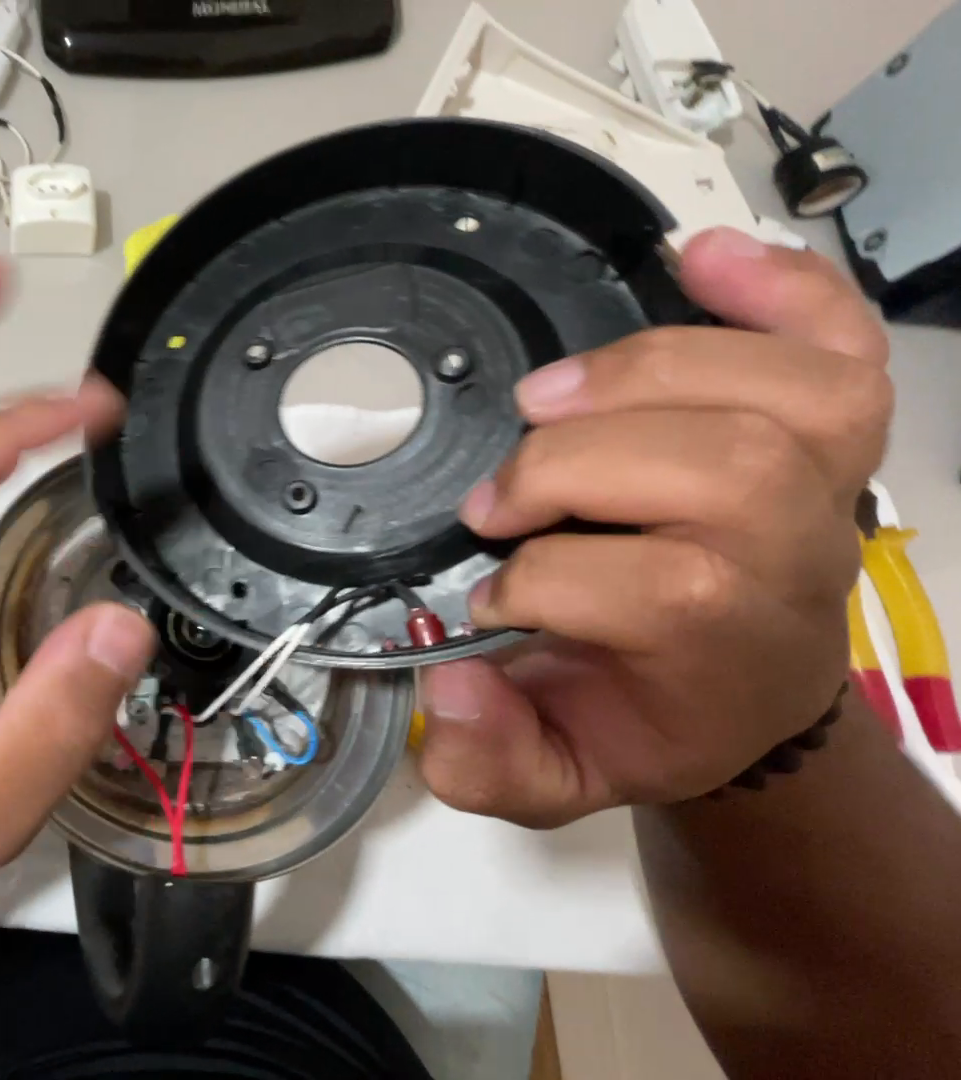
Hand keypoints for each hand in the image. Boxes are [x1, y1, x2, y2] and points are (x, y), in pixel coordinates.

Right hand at [418, 228, 892, 827]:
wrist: (735, 697)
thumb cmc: (635, 723)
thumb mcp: (552, 778)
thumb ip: (488, 763)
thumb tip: (451, 680)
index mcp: (722, 654)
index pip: (657, 590)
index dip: (545, 581)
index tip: (483, 597)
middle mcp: (789, 565)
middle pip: (721, 470)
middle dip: (575, 470)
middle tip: (491, 501)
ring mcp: (818, 489)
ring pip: (778, 395)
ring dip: (644, 373)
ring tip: (544, 397)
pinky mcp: (823, 435)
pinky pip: (833, 344)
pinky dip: (773, 288)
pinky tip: (695, 258)